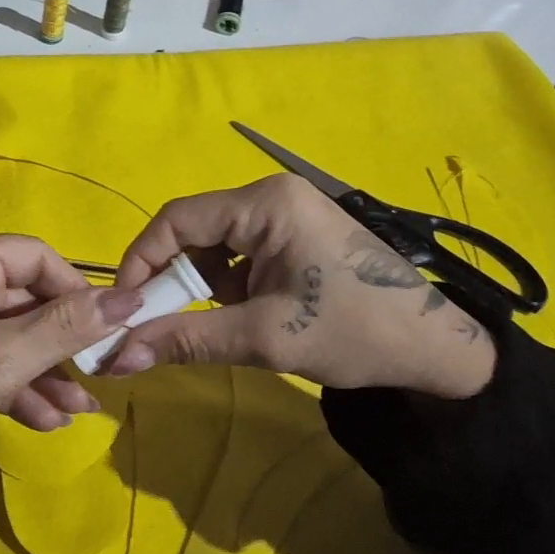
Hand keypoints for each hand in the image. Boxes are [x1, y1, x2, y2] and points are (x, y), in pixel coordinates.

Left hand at [0, 234, 143, 479]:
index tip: (108, 329)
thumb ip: (67, 328)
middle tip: (101, 377)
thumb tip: (132, 300)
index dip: (77, 290)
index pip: (37, 257)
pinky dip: (17, 384)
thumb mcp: (3, 357)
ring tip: (81, 411)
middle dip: (64, 344)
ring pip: (13, 334)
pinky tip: (47, 421)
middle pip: (28, 299)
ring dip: (46, 372)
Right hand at [106, 175, 495, 398]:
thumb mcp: (263, 338)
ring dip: (202, 284)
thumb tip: (118, 358)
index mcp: (266, 204)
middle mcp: (272, 195)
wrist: (436, 350)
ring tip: (216, 324)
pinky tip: (244, 314)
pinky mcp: (296, 232)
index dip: (142, 261)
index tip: (127, 308)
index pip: (178, 219)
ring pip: (215, 242)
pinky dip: (228, 284)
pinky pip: (240, 250)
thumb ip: (186, 339)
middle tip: (160, 323)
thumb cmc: (353, 334)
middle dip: (174, 278)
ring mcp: (287, 211)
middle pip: (195, 229)